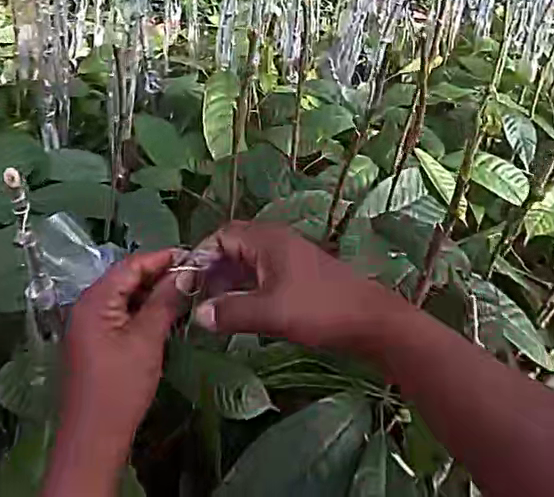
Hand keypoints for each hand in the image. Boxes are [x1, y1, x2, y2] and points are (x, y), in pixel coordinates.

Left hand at [47, 247, 186, 490]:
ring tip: (184, 292)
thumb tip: (187, 271)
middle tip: (192, 274)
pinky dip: (141, 310)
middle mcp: (86, 306)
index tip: (193, 256)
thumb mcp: (147, 339)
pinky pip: (119, 314)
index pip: (132, 264)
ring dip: (151, 293)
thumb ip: (166, 300)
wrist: (92, 444)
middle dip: (159, 274)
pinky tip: (164, 315)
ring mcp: (87, 326)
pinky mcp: (92, 343)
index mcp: (94, 300)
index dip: (163, 258)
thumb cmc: (120, 387)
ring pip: (124, 296)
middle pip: (126, 278)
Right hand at [190, 221, 404, 354]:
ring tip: (212, 308)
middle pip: (234, 245)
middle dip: (212, 268)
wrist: (367, 319)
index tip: (186, 283)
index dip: (202, 255)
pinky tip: (240, 310)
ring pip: (247, 260)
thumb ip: (231, 312)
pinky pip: (261, 272)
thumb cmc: (318, 308)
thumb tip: (198, 314)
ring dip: (228, 279)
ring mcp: (288, 256)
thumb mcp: (270, 312)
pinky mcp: (297, 274)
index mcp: (268, 238)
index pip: (223, 234)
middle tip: (195, 298)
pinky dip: (245, 286)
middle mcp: (276, 240)